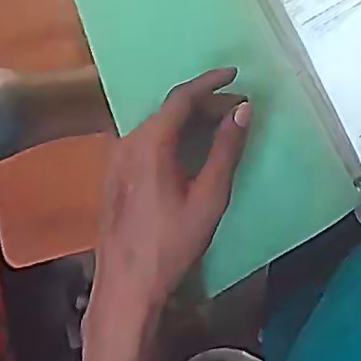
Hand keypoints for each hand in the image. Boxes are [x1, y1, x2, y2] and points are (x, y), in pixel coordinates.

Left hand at [91, 67, 250, 319]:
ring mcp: (117, 160)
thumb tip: (243, 110)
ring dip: (191, 119)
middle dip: (206, 103)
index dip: (210, 82)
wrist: (127, 285)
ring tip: (223, 124)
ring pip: (159, 125)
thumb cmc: (173, 242)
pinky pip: (149, 140)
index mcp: (149, 144)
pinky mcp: (117, 176)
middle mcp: (128, 143)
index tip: (235, 74)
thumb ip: (226, 148)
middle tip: (239, 108)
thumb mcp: (209, 195)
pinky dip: (176, 134)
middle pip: (169, 110)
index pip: (181, 98)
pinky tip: (194, 147)